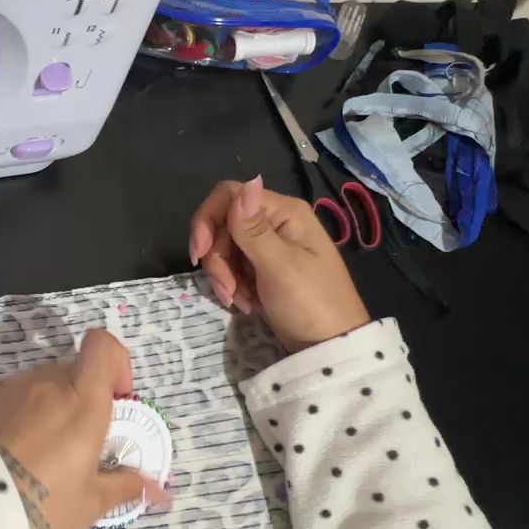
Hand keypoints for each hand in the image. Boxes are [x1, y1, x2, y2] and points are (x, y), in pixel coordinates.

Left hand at [0, 329, 169, 528]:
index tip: (117, 400)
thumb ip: (126, 487)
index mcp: (82, 400)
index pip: (103, 346)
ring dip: (58, 407)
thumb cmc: (40, 502)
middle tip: (86, 442)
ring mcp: (15, 389)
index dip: (117, 364)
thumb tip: (162, 492)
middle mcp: (49, 383)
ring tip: (51, 453)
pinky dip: (31, 415)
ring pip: (48, 384)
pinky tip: (23, 453)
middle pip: (78, 370)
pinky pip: (22, 398)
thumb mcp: (89, 503)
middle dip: (88, 398)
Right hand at [187, 176, 370, 351]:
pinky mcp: (262, 267)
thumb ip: (254, 229)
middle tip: (227, 291)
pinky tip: (246, 304)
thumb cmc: (311, 304)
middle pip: (222, 225)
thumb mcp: (279, 267)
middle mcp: (275, 222)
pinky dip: (232, 285)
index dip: (207, 221)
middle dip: (217, 259)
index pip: (229, 195)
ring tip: (239, 301)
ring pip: (223, 248)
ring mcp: (268, 245)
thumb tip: (246, 181)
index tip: (199, 254)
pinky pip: (232, 267)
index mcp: (284, 212)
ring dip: (224, 276)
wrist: (329, 347)